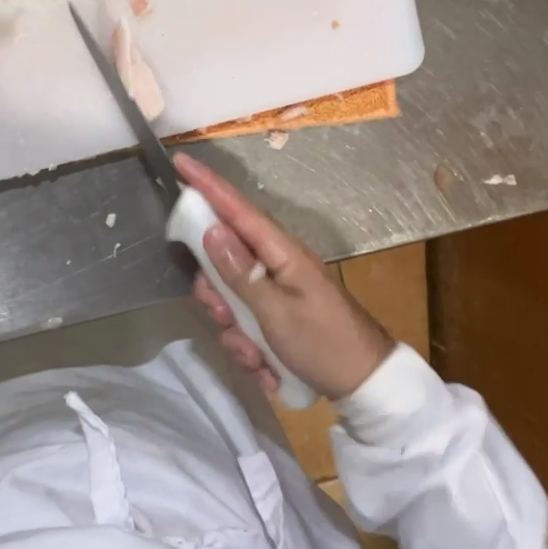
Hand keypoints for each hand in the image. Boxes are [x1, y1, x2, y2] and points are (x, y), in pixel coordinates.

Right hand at [176, 153, 395, 400]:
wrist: (367, 386)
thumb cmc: (325, 343)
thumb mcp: (277, 313)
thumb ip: (240, 272)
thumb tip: (211, 229)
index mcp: (281, 253)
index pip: (237, 209)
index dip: (207, 185)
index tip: (180, 161)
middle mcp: (276, 265)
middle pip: (222, 259)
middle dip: (216, 292)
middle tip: (223, 316)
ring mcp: (276, 291)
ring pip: (229, 297)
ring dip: (234, 329)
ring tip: (255, 354)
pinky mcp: (277, 316)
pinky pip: (245, 323)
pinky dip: (250, 347)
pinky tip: (268, 368)